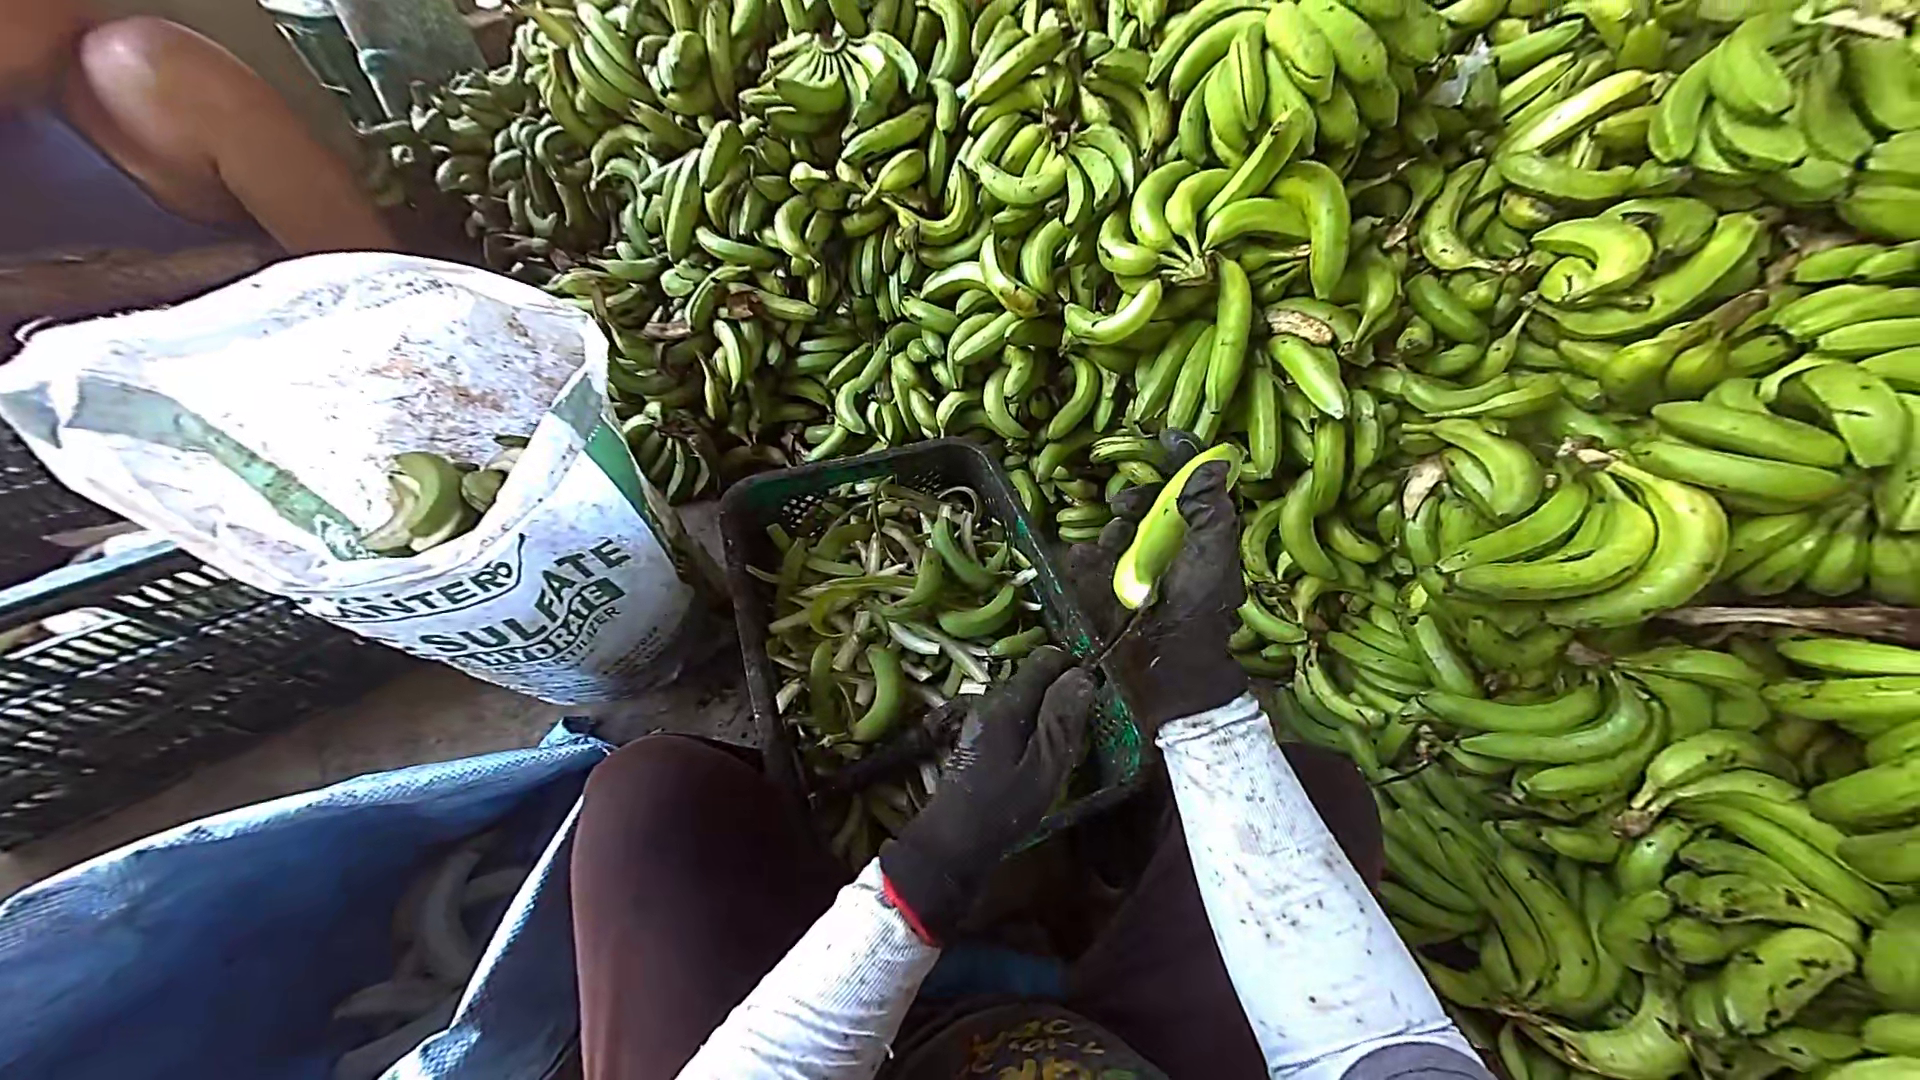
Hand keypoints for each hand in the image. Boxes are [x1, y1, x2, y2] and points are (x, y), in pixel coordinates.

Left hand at [879, 646, 1092, 943]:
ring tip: (1071, 741)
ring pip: (1025, 696)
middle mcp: (991, 700)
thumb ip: (1061, 719)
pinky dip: (1035, 725)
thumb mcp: (1043, 766)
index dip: (1074, 667)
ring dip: (1050, 710)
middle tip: (1087, 723)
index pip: (1044, 660)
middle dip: (1063, 690)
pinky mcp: (980, 736)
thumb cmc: (1003, 807)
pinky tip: (1043, 754)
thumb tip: (1081, 675)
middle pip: (1034, 677)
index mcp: (1007, 701)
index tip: (1096, 692)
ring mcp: (982, 717)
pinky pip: (1015, 715)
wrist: (953, 843)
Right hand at [1065, 459, 1246, 738]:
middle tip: (1127, 504)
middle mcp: (1163, 545)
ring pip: (1112, 526)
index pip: (1189, 485)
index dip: (1180, 458)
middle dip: (1135, 496)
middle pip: (1145, 502)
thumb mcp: (1213, 561)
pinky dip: (1084, 556)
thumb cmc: (1199, 614)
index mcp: (1198, 534)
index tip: (1165, 436)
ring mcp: (1130, 565)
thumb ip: (1212, 513)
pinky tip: (1088, 559)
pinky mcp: (1101, 585)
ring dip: (1112, 528)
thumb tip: (1213, 462)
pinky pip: (1085, 558)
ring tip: (1112, 543)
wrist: (1167, 671)